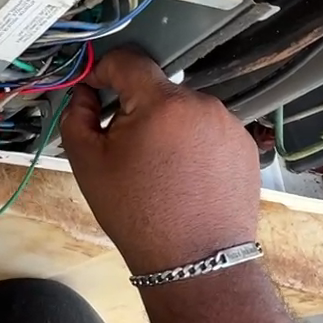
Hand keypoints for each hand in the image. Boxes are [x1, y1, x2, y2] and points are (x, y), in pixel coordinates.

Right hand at [59, 48, 260, 276]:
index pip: (128, 60)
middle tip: (125, 147)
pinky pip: (208, 131)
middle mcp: (202, 104)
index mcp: (162, 103)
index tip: (94, 90)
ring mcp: (229, 125)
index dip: (104, 70)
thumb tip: (87, 94)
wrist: (196, 262)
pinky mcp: (245, 147)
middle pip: (157, 90)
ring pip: (183, 111)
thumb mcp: (88, 163)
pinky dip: (193, 144)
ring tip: (158, 168)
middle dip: (136, 109)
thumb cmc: (137, 213)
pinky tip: (185, 177)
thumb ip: (77, 115)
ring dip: (167, 126)